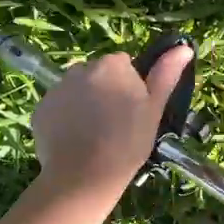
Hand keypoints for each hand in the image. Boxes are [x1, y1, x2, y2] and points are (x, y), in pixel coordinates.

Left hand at [31, 47, 193, 189]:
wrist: (84, 176)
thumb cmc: (127, 142)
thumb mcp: (154, 109)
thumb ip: (166, 75)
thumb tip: (184, 48)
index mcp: (111, 65)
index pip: (122, 64)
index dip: (129, 86)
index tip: (132, 110)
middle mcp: (80, 69)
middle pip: (97, 74)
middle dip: (104, 91)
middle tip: (115, 124)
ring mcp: (56, 89)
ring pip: (76, 90)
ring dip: (83, 103)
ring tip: (94, 134)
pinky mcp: (40, 109)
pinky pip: (57, 108)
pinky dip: (65, 118)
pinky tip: (74, 140)